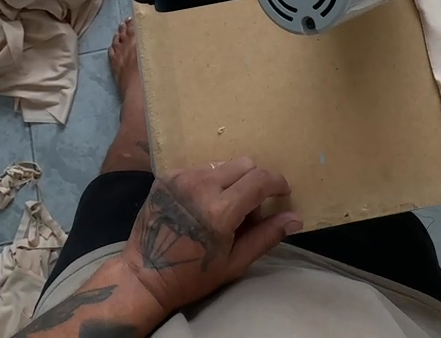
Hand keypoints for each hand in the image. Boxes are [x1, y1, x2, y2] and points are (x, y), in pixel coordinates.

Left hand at [116, 157, 301, 313]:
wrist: (144, 275)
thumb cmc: (192, 275)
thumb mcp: (234, 262)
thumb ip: (266, 236)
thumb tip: (296, 218)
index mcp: (220, 210)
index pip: (259, 180)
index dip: (277, 182)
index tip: (283, 191)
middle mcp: (201, 185)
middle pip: (244, 164)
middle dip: (255, 181)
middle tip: (249, 209)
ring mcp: (182, 176)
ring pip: (222, 164)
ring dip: (232, 180)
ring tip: (223, 208)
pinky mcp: (168, 175)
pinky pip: (200, 168)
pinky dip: (209, 181)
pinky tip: (201, 204)